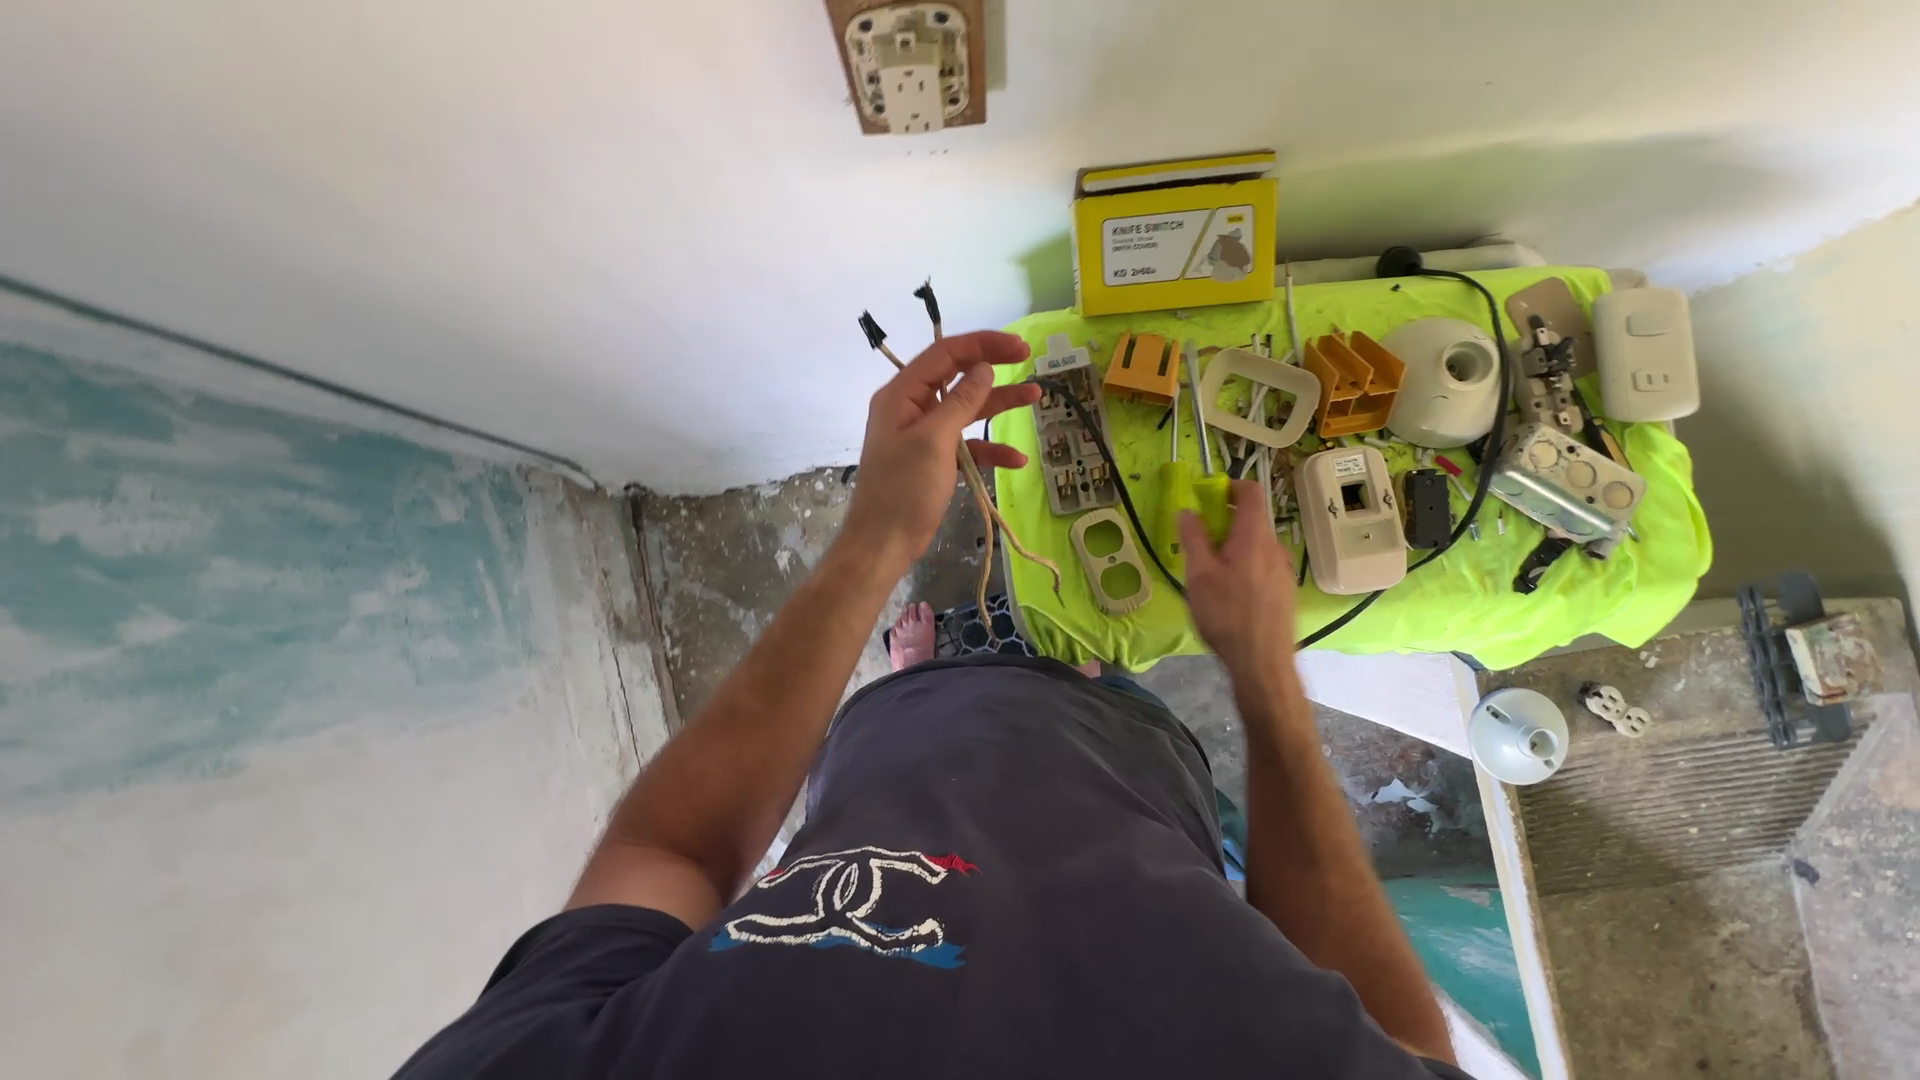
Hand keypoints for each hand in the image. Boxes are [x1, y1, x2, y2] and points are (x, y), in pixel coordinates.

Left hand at [843, 331, 1039, 569]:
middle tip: (1029, 361)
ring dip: (998, 406)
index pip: (944, 354)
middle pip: (956, 377)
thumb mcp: (934, 441)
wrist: (883, 544)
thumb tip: (983, 368)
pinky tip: (1016, 460)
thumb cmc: (903, 490)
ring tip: (1036, 398)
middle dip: (993, 370)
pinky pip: (965, 445)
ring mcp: (922, 435)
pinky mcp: (933, 461)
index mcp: (901, 394)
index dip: (982, 345)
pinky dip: (988, 450)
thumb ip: (961, 402)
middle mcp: (910, 408)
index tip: (1019, 347)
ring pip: (965, 411)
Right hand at [1179, 480, 1297, 678]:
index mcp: (1254, 537)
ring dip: (1234, 546)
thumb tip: (1188, 511)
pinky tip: (1230, 593)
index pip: (1251, 492)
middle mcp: (1275, 547)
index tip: (1208, 495)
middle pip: (1253, 520)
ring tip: (1211, 571)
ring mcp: (1283, 570)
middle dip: (1226, 521)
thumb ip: (1193, 539)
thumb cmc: (1226, 615)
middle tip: (1200, 539)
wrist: (1262, 662)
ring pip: (1257, 545)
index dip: (1230, 485)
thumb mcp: (1199, 575)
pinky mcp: (1285, 591)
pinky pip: (1263, 565)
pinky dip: (1245, 565)